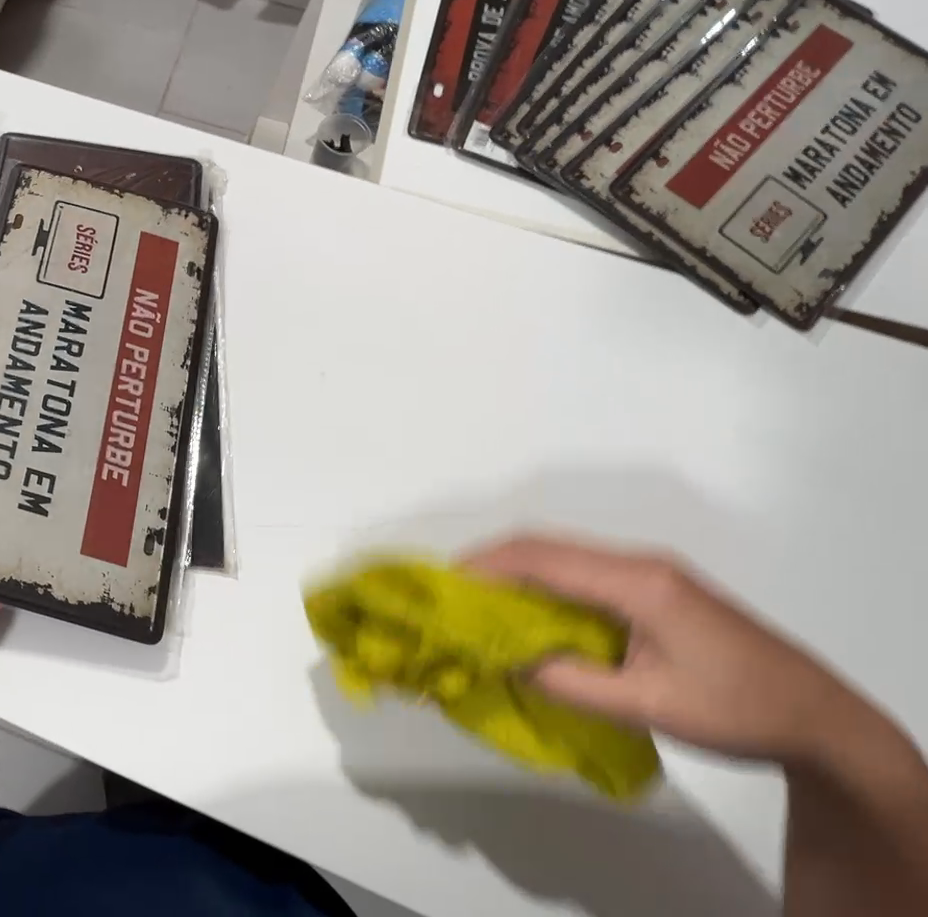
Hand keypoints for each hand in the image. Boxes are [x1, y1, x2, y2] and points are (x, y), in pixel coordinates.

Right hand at [466, 536, 876, 766]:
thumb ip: (568, 679)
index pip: (542, 558)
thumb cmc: (738, 712)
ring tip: (475, 602)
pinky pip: (578, 569)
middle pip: (545, 545)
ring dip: (512, 570)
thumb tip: (501, 659)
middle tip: (448, 594)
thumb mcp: (646, 706)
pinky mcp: (651, 586)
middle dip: (488, 562)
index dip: (485, 566)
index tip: (441, 587)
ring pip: (559, 553)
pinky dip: (538, 580)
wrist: (825, 722)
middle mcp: (639, 564)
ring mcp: (648, 571)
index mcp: (639, 584)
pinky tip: (524, 608)